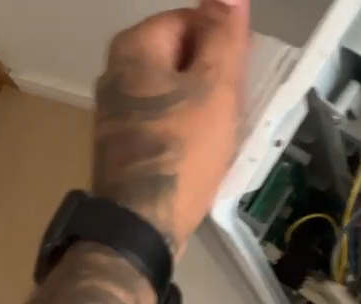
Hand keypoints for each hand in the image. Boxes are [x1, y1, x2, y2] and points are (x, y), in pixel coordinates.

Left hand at [93, 0, 249, 253]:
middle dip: (214, 81)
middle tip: (239, 111)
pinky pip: (163, 130)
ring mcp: (116, 117)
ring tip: (226, 138)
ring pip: (172, 98)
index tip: (245, 76)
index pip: (190, 20)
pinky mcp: (123, 152)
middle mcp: (116, 75)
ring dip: (203, 112)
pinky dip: (187, 137)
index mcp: (133, 48)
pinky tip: (203, 160)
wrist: (141, 226)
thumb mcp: (214, 90)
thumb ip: (224, 38)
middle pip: (179, 60)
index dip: (224, 42)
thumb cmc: (181, 154)